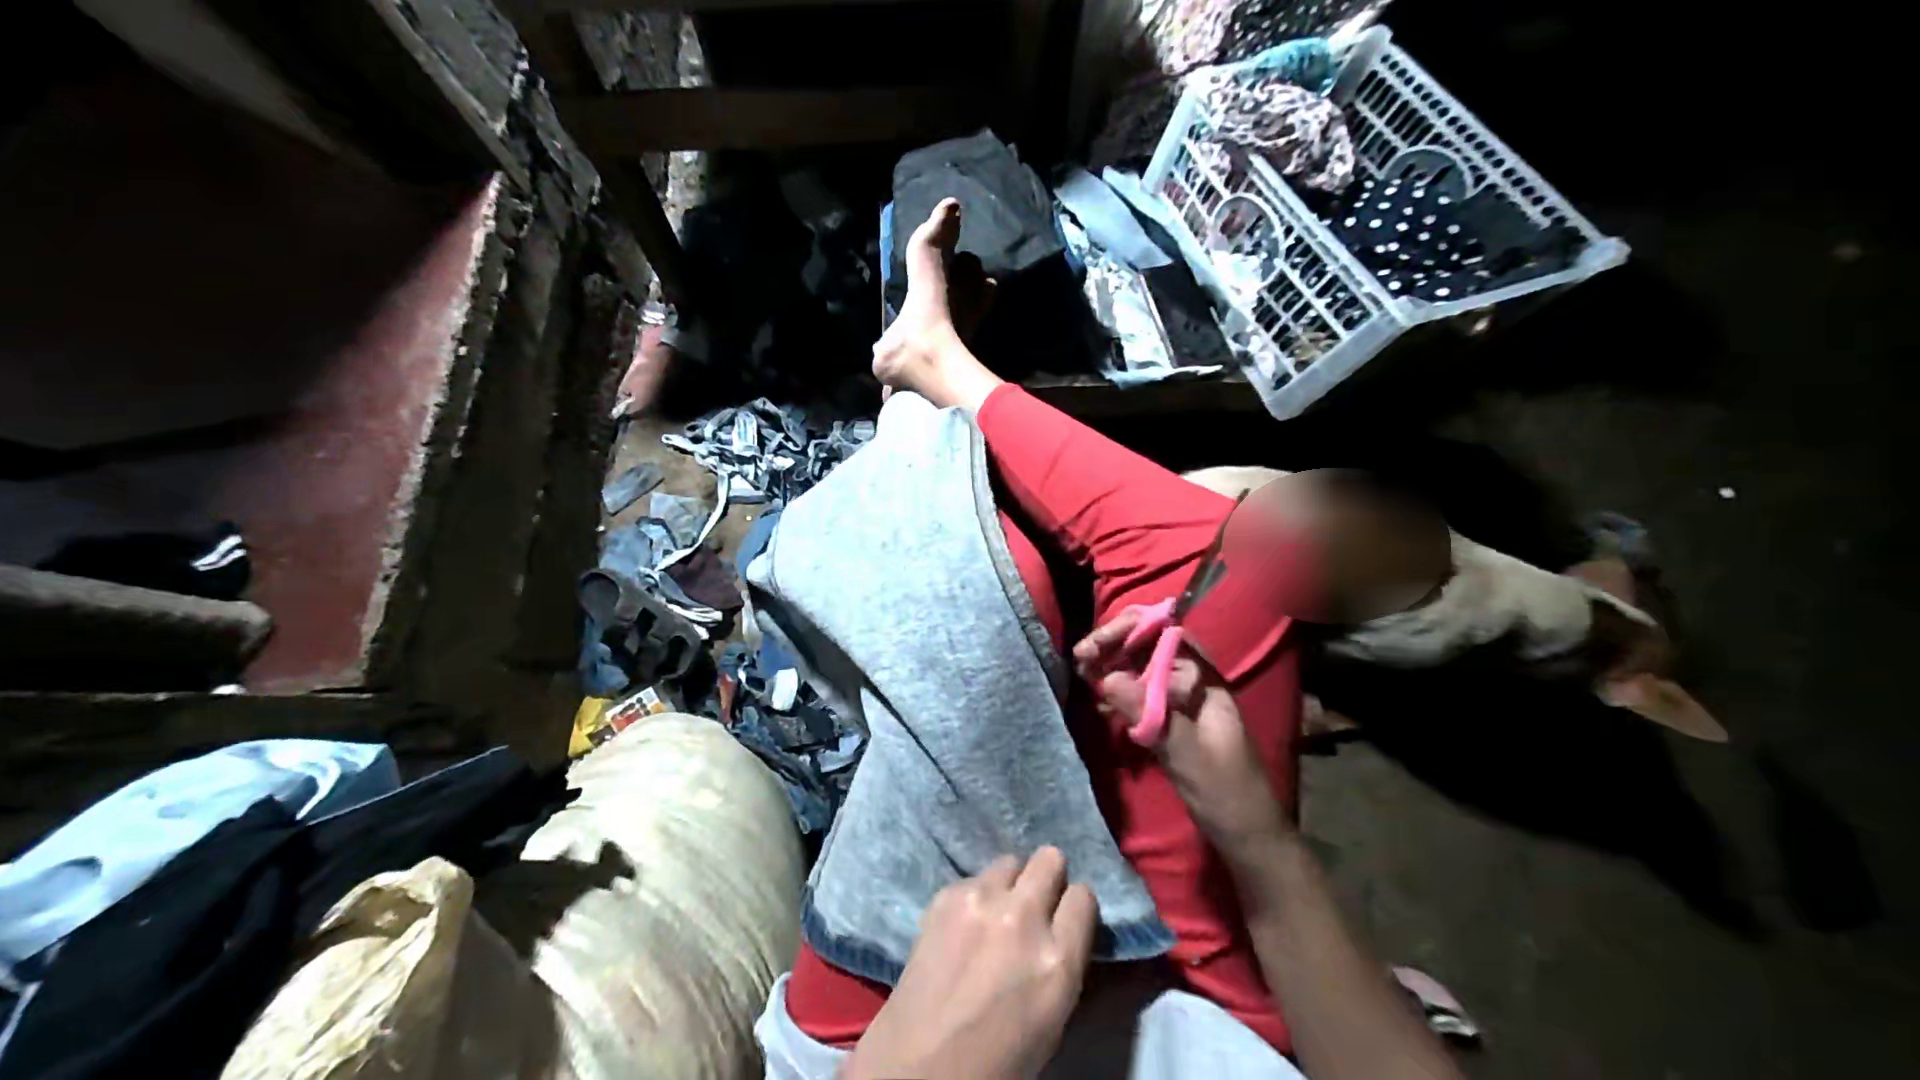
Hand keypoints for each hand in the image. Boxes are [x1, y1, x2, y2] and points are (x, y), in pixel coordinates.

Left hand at [844, 847, 1096, 1079]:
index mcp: (1058, 959)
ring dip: (1010, 883)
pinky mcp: (947, 895)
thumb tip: (1063, 926)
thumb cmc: (998, 1057)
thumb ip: (1063, 960)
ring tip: (997, 911)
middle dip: (1048, 877)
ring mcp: (981, 900)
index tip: (1066, 916)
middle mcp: (1023, 918)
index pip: (1083, 896)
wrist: (921, 1064)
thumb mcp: (1054, 1016)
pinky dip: (977, 895)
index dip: (1075, 906)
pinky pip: (975, 878)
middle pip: (1050, 859)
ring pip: (1011, 861)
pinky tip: (965, 924)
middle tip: (1035, 902)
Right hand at [1075, 614, 1289, 854]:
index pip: (1166, 635)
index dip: (1131, 629)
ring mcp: (1178, 700)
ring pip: (1140, 666)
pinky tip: (1097, 695)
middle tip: (1081, 656)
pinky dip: (1116, 687)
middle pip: (1150, 645)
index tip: (1097, 644)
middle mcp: (1191, 682)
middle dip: (1114, 642)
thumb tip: (1109, 679)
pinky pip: (1138, 691)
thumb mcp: (1189, 756)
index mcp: (1205, 681)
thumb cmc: (1226, 794)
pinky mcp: (1167, 719)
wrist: (1247, 834)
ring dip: (1111, 662)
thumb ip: (1152, 716)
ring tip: (1082, 669)